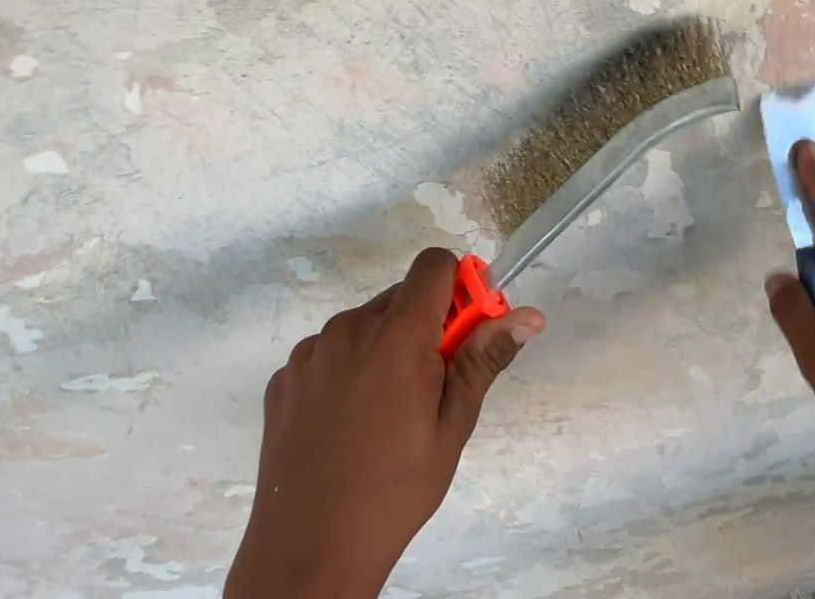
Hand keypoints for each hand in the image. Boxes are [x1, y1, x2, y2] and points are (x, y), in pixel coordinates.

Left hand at [226, 247, 545, 598]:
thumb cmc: (397, 488)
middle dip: (424, 324)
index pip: (434, 264)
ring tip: (386, 411)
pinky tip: (347, 422)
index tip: (466, 325)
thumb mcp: (454, 425)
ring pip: (364, 325)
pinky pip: (328, 352)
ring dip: (384, 346)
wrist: (309, 550)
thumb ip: (485, 358)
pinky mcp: (284, 377)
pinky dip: (346, 369)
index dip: (458, 285)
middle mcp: (349, 328)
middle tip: (432, 382)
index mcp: (397, 335)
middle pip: (400, 297)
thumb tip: (530, 315)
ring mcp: (310, 352)